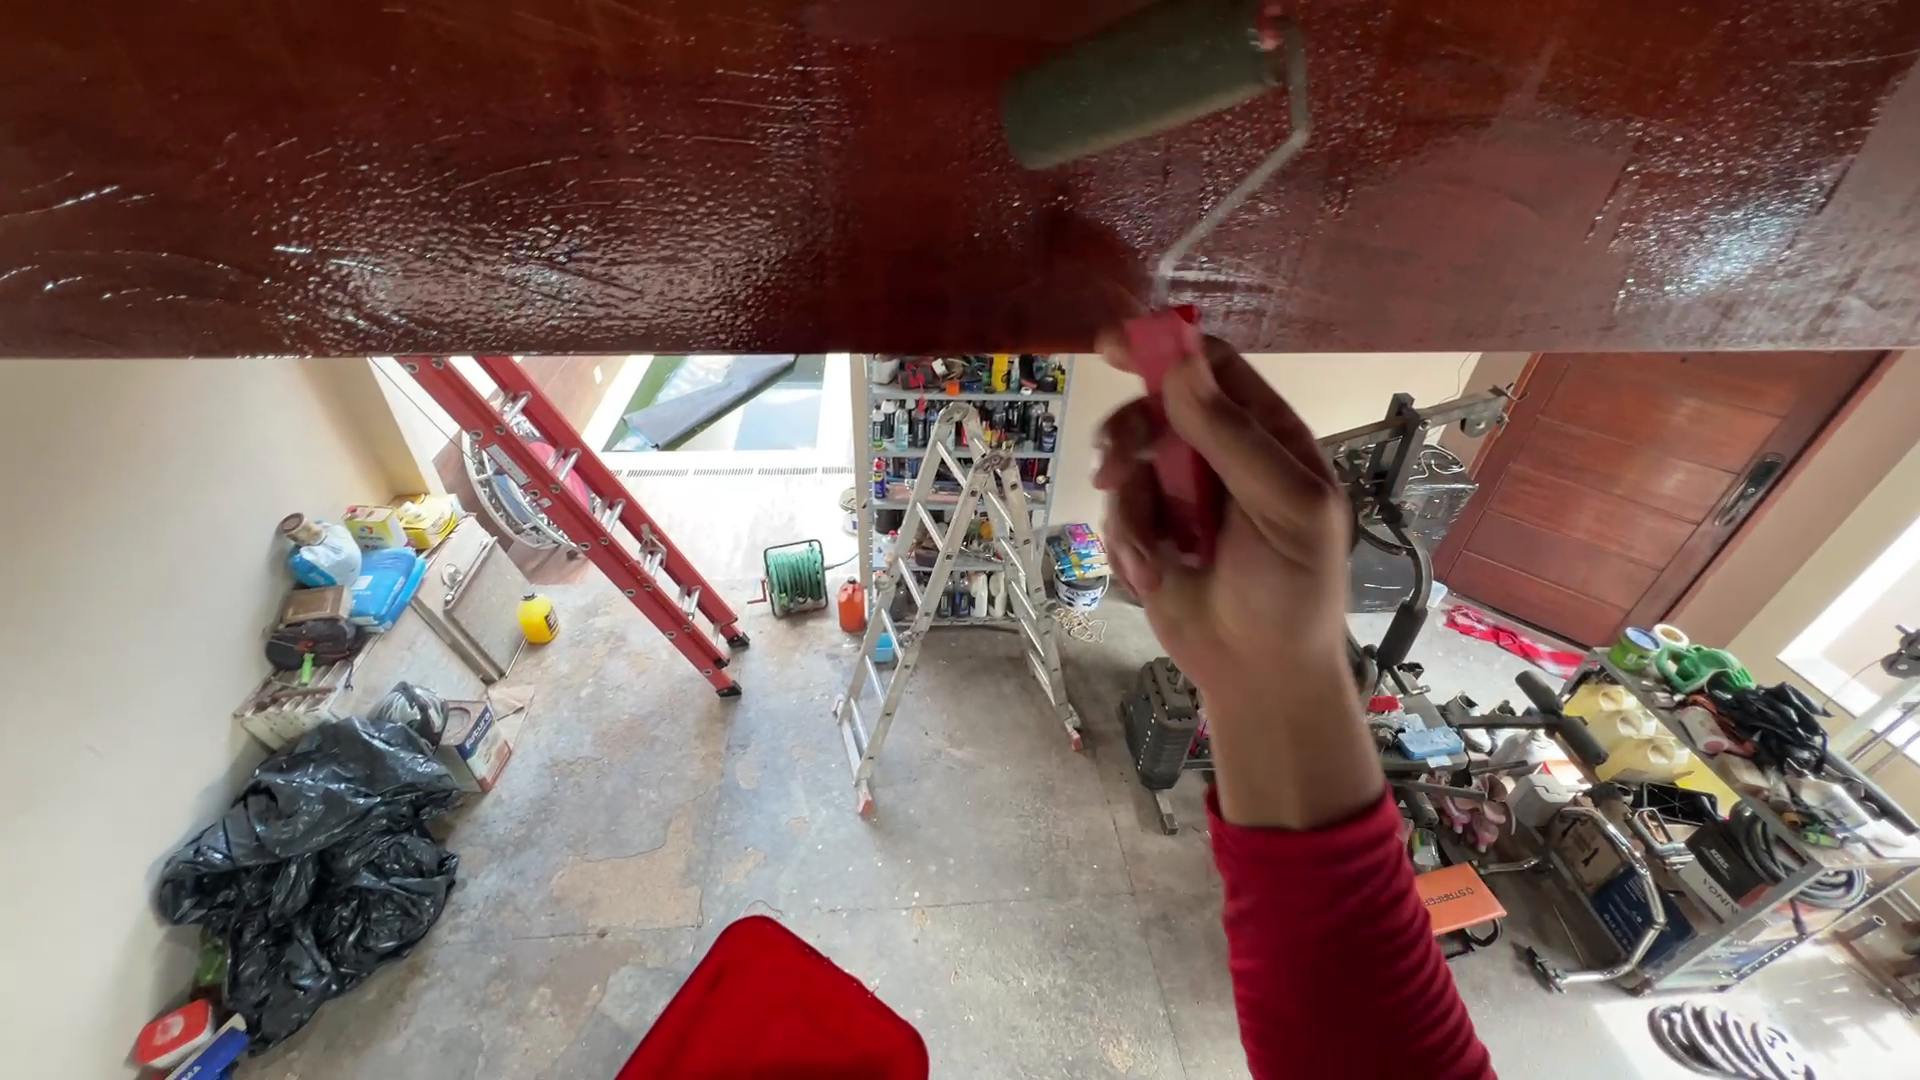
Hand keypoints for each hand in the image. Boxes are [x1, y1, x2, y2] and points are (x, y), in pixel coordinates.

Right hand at [1094, 333, 1381, 827]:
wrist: (1257, 673)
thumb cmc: (1290, 591)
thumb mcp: (1283, 507)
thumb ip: (1232, 436)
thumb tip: (1181, 364)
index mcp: (1266, 438)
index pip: (1214, 369)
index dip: (1165, 348)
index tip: (1112, 346)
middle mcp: (1219, 458)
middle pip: (1155, 411)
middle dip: (1128, 435)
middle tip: (1111, 463)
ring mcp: (1180, 496)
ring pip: (1127, 466)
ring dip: (1127, 506)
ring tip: (1145, 548)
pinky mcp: (1148, 533)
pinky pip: (1117, 513)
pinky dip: (1126, 543)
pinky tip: (1152, 574)